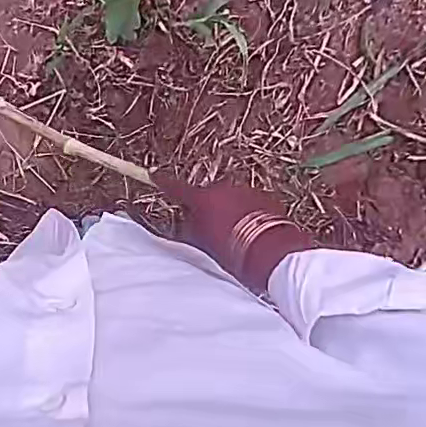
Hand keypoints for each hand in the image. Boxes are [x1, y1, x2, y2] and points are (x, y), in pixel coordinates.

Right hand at [156, 175, 313, 288]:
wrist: (272, 253)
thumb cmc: (231, 250)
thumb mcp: (200, 242)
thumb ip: (187, 227)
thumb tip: (183, 219)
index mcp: (202, 198)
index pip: (176, 188)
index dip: (162, 182)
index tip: (153, 174)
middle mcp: (224, 189)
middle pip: (207, 195)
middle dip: (205, 208)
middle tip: (206, 230)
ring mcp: (247, 191)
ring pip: (229, 199)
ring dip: (227, 212)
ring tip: (232, 236)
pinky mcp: (267, 199)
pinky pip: (249, 205)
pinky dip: (246, 215)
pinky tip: (248, 233)